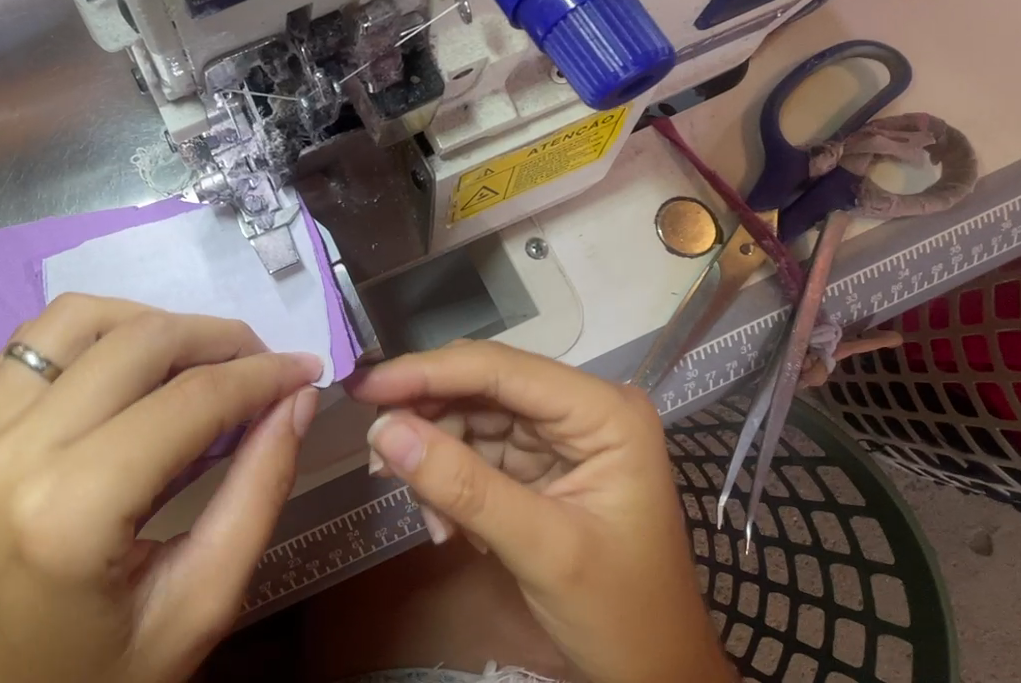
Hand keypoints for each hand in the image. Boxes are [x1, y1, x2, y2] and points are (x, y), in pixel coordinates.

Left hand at [0, 294, 321, 682]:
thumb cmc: (90, 681)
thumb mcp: (194, 609)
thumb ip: (255, 496)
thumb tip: (295, 401)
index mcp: (71, 512)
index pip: (189, 402)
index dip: (260, 376)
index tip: (305, 368)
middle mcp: (12, 452)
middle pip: (137, 343)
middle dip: (216, 338)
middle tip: (262, 364)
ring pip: (76, 319)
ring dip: (149, 322)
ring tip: (197, 359)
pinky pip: (30, 345)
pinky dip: (90, 334)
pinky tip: (127, 366)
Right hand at [349, 341, 734, 682]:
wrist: (656, 676)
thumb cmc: (621, 615)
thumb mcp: (542, 550)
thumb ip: (463, 487)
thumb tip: (382, 431)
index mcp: (603, 412)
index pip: (499, 368)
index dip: (426, 372)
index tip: (364, 388)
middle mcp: (579, 407)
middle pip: (479, 386)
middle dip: (427, 419)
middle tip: (377, 454)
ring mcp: (558, 433)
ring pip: (468, 416)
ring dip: (434, 457)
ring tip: (426, 513)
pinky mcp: (538, 461)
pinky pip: (473, 449)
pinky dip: (448, 480)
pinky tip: (445, 523)